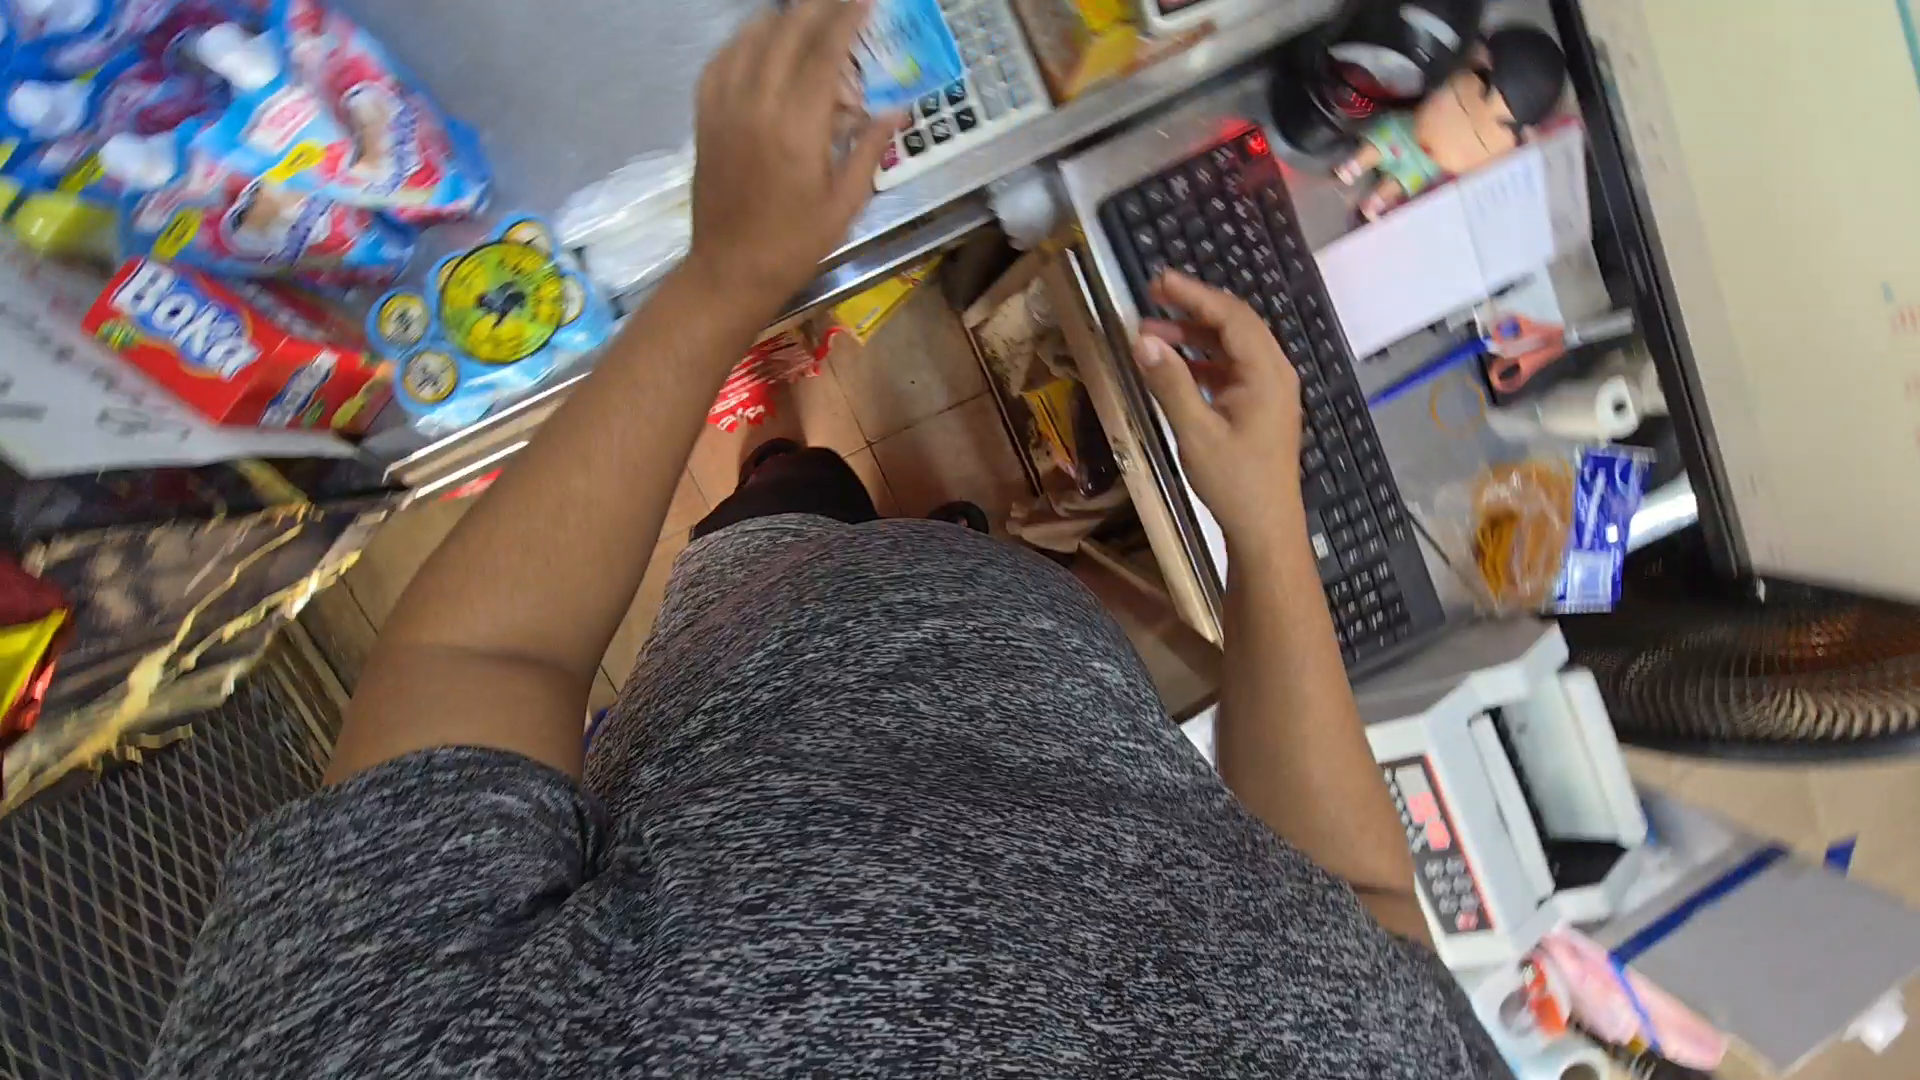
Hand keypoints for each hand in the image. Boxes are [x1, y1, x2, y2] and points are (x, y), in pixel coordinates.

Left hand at [684, 0, 899, 305]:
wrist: (732, 270)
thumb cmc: (795, 246)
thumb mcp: (845, 205)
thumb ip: (868, 149)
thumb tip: (897, 110)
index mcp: (798, 128)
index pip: (826, 52)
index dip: (849, 19)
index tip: (867, 0)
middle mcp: (758, 104)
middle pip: (789, 30)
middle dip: (819, 7)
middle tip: (843, 2)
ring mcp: (725, 105)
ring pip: (753, 35)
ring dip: (785, 20)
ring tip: (809, 22)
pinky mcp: (705, 114)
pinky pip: (724, 57)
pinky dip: (748, 41)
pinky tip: (765, 45)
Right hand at [1131, 270, 1304, 544]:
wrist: (1264, 527)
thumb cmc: (1234, 481)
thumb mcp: (1196, 431)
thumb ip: (1170, 382)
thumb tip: (1142, 340)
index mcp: (1266, 372)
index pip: (1231, 317)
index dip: (1194, 294)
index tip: (1159, 281)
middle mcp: (1274, 373)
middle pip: (1234, 326)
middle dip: (1192, 310)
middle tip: (1152, 299)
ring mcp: (1269, 391)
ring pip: (1231, 349)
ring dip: (1194, 337)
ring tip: (1152, 334)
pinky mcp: (1260, 408)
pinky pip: (1231, 371)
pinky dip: (1202, 363)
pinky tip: (1174, 369)